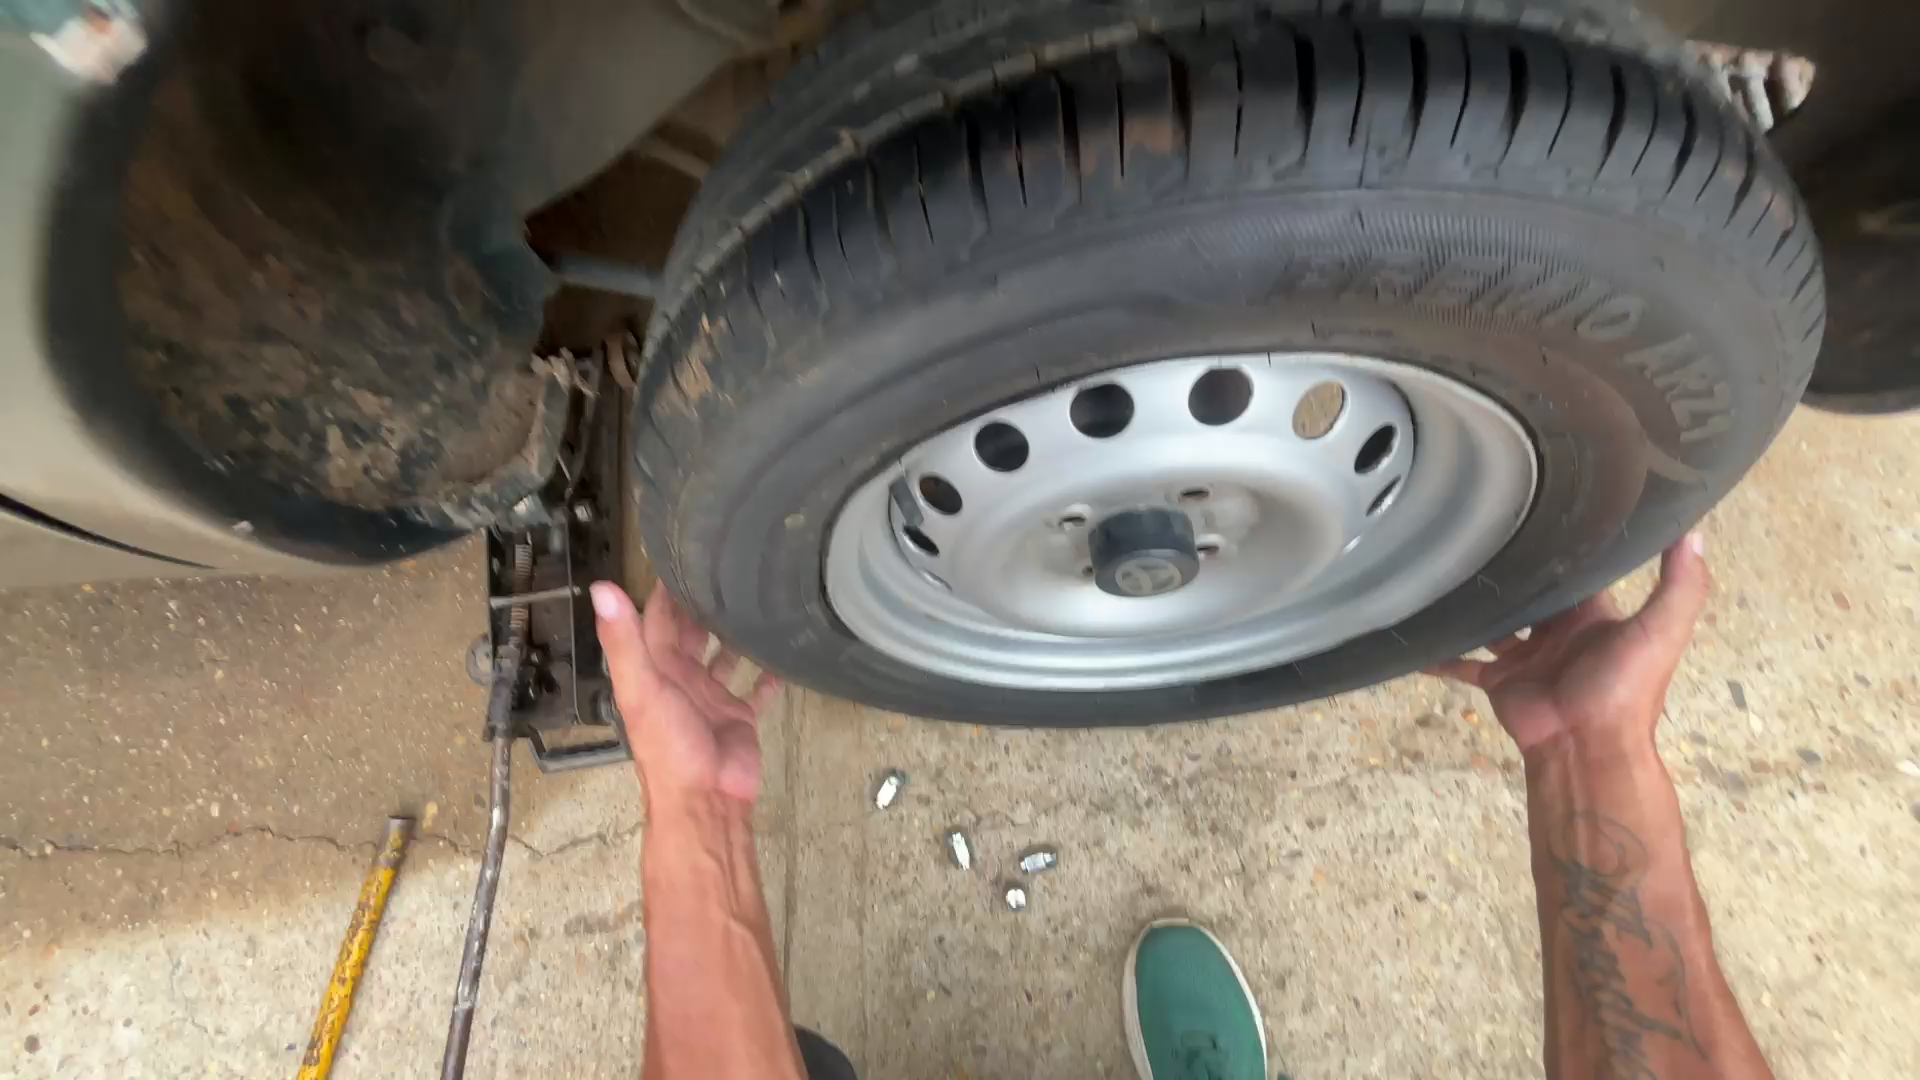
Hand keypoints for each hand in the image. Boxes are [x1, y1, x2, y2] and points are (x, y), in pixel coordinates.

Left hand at [590, 581, 780, 806]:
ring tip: (756, 604)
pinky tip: (783, 656)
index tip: (682, 556)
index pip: (655, 619)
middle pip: (690, 634)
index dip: (664, 591)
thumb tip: (602, 588)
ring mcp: (712, 697)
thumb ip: (625, 640)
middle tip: (729, 571)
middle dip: (702, 606)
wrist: (706, 796)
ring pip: (723, 657)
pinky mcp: (739, 715)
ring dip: (734, 635)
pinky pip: (755, 689)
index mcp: (654, 670)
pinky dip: (767, 674)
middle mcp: (681, 679)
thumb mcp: (642, 687)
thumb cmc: (670, 743)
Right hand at [1427, 533, 1710, 761]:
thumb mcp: (1660, 632)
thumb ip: (1679, 587)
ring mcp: (1522, 658)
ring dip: (1469, 611)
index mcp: (1593, 621)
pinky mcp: (1496, 679)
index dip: (1560, 554)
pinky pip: (1461, 664)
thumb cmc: (1622, 686)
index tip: (1532, 519)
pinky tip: (1413, 641)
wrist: (1584, 743)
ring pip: (1490, 627)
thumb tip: (1693, 533)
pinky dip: (1439, 657)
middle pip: (1527, 600)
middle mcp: (1556, 636)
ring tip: (1436, 580)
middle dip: (1506, 579)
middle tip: (1469, 542)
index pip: (1575, 580)